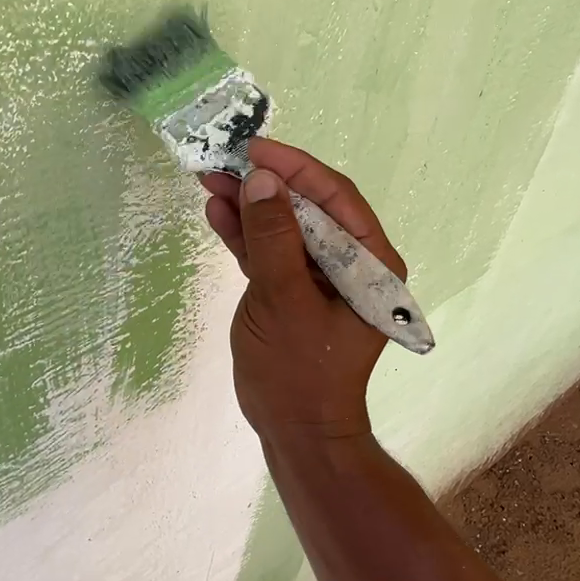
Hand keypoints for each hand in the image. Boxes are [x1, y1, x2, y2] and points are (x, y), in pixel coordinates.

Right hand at [200, 138, 409, 445]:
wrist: (294, 430)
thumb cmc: (300, 371)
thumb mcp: (285, 301)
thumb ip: (274, 239)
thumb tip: (261, 180)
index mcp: (370, 263)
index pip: (335, 198)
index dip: (295, 168)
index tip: (254, 149)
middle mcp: (349, 263)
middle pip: (306, 208)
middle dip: (265, 183)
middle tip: (222, 160)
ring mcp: (316, 278)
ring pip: (282, 227)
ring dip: (249, 205)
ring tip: (209, 179)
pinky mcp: (289, 292)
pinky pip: (267, 253)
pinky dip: (243, 235)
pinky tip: (217, 212)